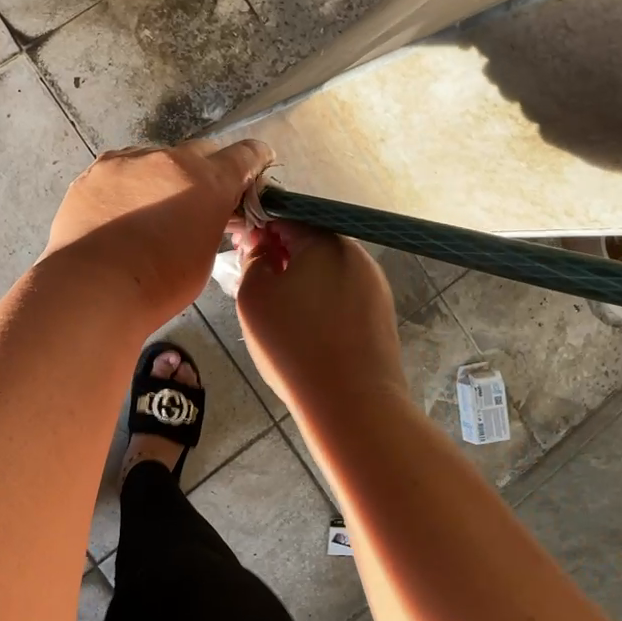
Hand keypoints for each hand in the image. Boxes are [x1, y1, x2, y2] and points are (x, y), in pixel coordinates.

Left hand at [40, 139, 272, 328]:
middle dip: (204, 170)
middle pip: (198, 152)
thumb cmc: (159, 283)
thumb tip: (211, 212)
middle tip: (197, 198)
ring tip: (148, 208)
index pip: (245, 155)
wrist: (94, 286)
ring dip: (160, 176)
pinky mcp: (95, 170)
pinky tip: (118, 209)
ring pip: (155, 158)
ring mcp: (128, 160)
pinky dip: (126, 184)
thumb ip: (213, 221)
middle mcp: (170, 159)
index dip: (253, 161)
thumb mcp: (205, 255)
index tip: (255, 167)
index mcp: (208, 181)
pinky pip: (120, 168)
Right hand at [232, 220, 405, 408]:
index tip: (240, 251)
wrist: (353, 403)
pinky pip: (342, 294)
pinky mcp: (381, 313)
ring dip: (301, 279)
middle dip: (281, 255)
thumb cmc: (293, 344)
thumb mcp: (253, 297)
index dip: (258, 229)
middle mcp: (356, 255)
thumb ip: (253, 261)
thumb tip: (262, 248)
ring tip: (279, 309)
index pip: (285, 217)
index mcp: (325, 242)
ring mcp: (374, 284)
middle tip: (255, 282)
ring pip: (327, 270)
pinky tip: (305, 328)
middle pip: (310, 242)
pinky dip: (320, 300)